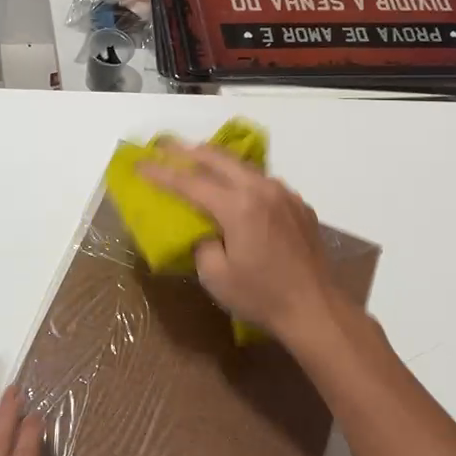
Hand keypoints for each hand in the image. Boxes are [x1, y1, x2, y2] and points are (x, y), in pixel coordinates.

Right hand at [140, 141, 345, 342]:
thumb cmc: (260, 295)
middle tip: (165, 147)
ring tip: (197, 160)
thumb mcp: (215, 276)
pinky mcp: (299, 207)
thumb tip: (202, 231)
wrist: (315, 308)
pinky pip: (264, 183)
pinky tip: (235, 188)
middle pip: (220, 159)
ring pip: (245, 167)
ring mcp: (285, 196)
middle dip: (188, 151)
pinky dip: (242, 178)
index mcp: (238, 206)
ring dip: (217, 161)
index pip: (190, 183)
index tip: (139, 165)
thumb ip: (201, 244)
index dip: (161, 174)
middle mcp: (263, 190)